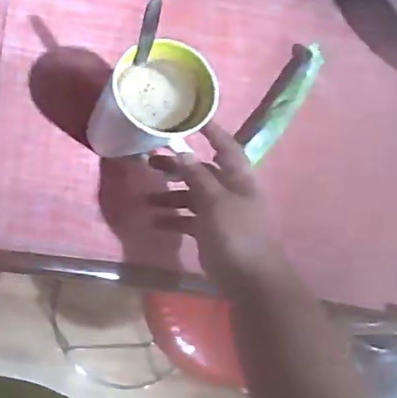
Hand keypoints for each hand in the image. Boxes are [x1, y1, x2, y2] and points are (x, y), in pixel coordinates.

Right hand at [149, 122, 297, 295]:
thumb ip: (198, 177)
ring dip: (169, 195)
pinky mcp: (210, 232)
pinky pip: (187, 219)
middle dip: (177, 167)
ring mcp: (220, 212)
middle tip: (150, 162)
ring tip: (147, 199)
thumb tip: (182, 153)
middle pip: (202, 171)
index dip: (211, 132)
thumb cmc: (236, 233)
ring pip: (191, 196)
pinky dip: (172, 218)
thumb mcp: (215, 201)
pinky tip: (155, 222)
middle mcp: (230, 191)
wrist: (249, 277)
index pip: (225, 147)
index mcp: (239, 179)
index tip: (190, 120)